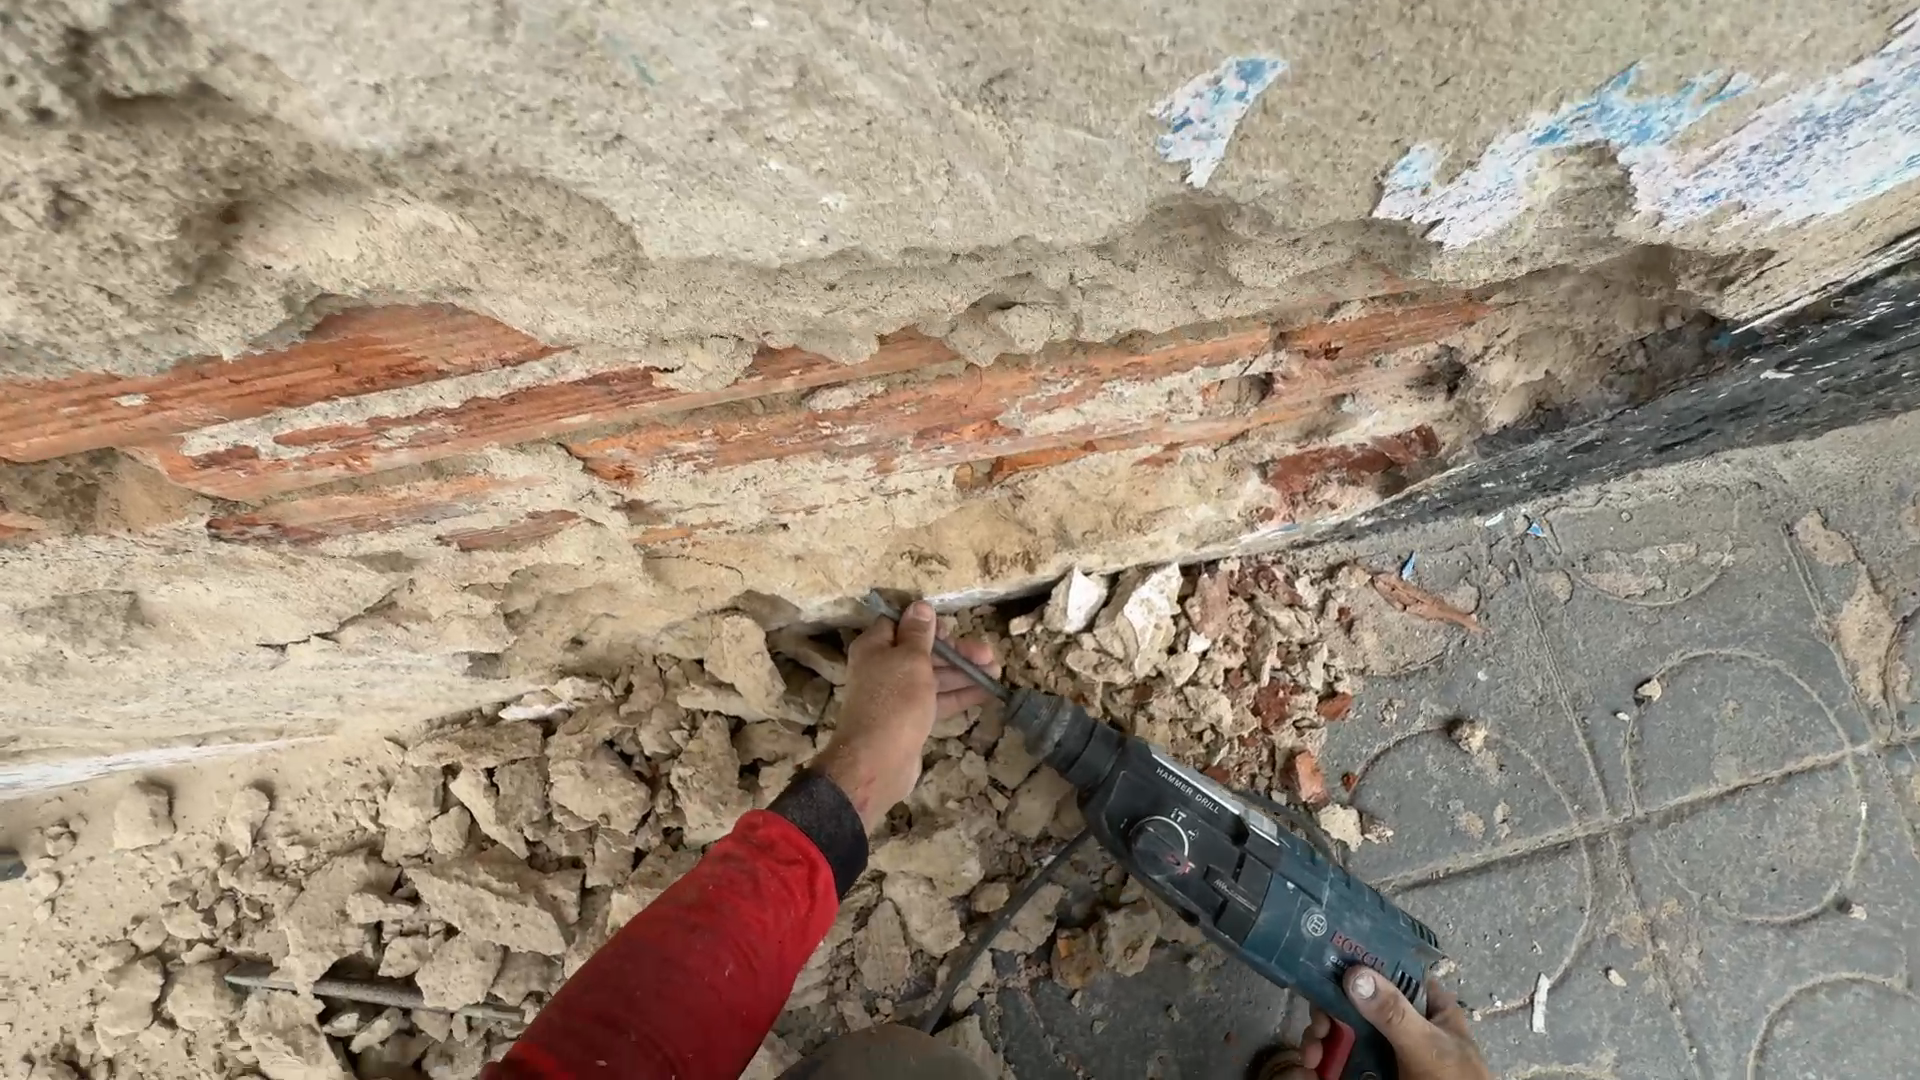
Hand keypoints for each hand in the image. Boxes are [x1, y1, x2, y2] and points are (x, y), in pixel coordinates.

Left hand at [814, 601, 1000, 830]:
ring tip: (996, 672)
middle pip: (924, 652)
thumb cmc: (894, 701)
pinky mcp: (910, 718)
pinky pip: (937, 700)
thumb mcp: (910, 659)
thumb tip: (920, 605)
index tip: (952, 629)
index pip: (901, 625)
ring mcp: (897, 696)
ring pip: (934, 677)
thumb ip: (919, 633)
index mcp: (876, 647)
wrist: (877, 762)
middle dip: (957, 652)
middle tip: (988, 653)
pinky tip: (986, 692)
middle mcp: (884, 668)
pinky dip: (959, 694)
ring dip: (964, 672)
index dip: (928, 625)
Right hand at [1267, 969, 1489, 1079]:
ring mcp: (1384, 1050)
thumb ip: (1394, 1013)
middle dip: (1325, 1010)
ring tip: (1311, 1059)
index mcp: (1426, 1006)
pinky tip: (1310, 1071)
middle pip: (1352, 998)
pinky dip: (1322, 1062)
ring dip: (1318, 1039)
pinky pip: (1340, 1059)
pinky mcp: (1370, 1073)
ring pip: (1341, 1028)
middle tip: (1316, 1028)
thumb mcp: (1429, 1051)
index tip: (1322, 963)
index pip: (1388, 966)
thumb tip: (1354, 973)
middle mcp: (1401, 1021)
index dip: (1355, 959)